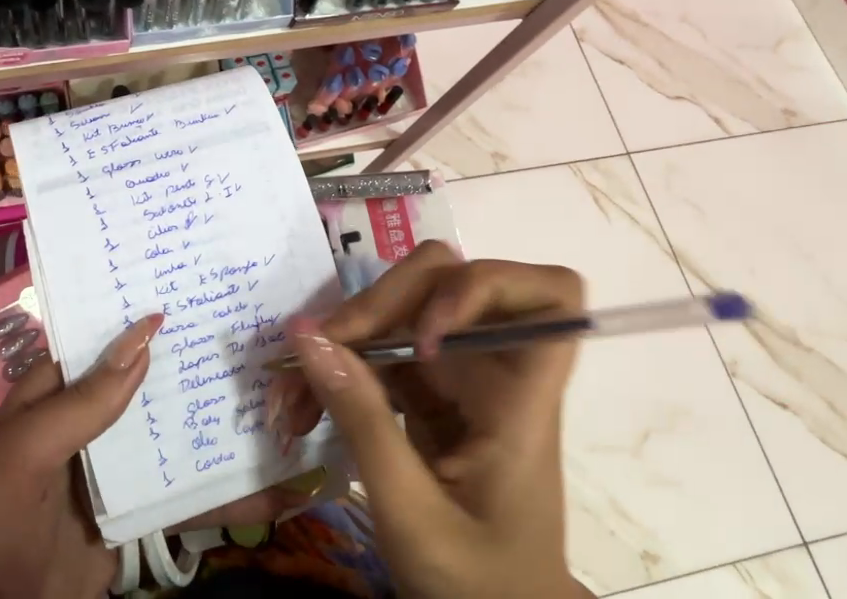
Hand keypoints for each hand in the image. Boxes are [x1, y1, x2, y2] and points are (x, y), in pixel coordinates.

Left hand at [0, 313, 316, 598]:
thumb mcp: (22, 456)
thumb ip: (80, 404)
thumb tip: (140, 339)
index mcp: (42, 404)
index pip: (90, 348)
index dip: (128, 321)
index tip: (181, 294)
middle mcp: (76, 432)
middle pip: (134, 390)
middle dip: (179, 366)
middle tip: (241, 333)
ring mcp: (104, 480)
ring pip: (161, 441)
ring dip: (204, 424)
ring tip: (264, 392)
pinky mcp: (129, 524)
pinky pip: (175, 500)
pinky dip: (216, 494)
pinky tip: (264, 480)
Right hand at [270, 241, 590, 598]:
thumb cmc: (477, 584)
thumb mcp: (412, 513)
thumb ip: (363, 420)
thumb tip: (305, 334)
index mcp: (522, 395)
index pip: (552, 295)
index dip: (488, 285)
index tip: (429, 331)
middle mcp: (494, 366)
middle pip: (447, 278)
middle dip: (379, 302)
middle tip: (326, 348)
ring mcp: (457, 373)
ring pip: (402, 308)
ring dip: (344, 335)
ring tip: (295, 390)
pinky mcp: (426, 390)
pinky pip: (378, 348)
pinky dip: (338, 366)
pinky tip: (304, 404)